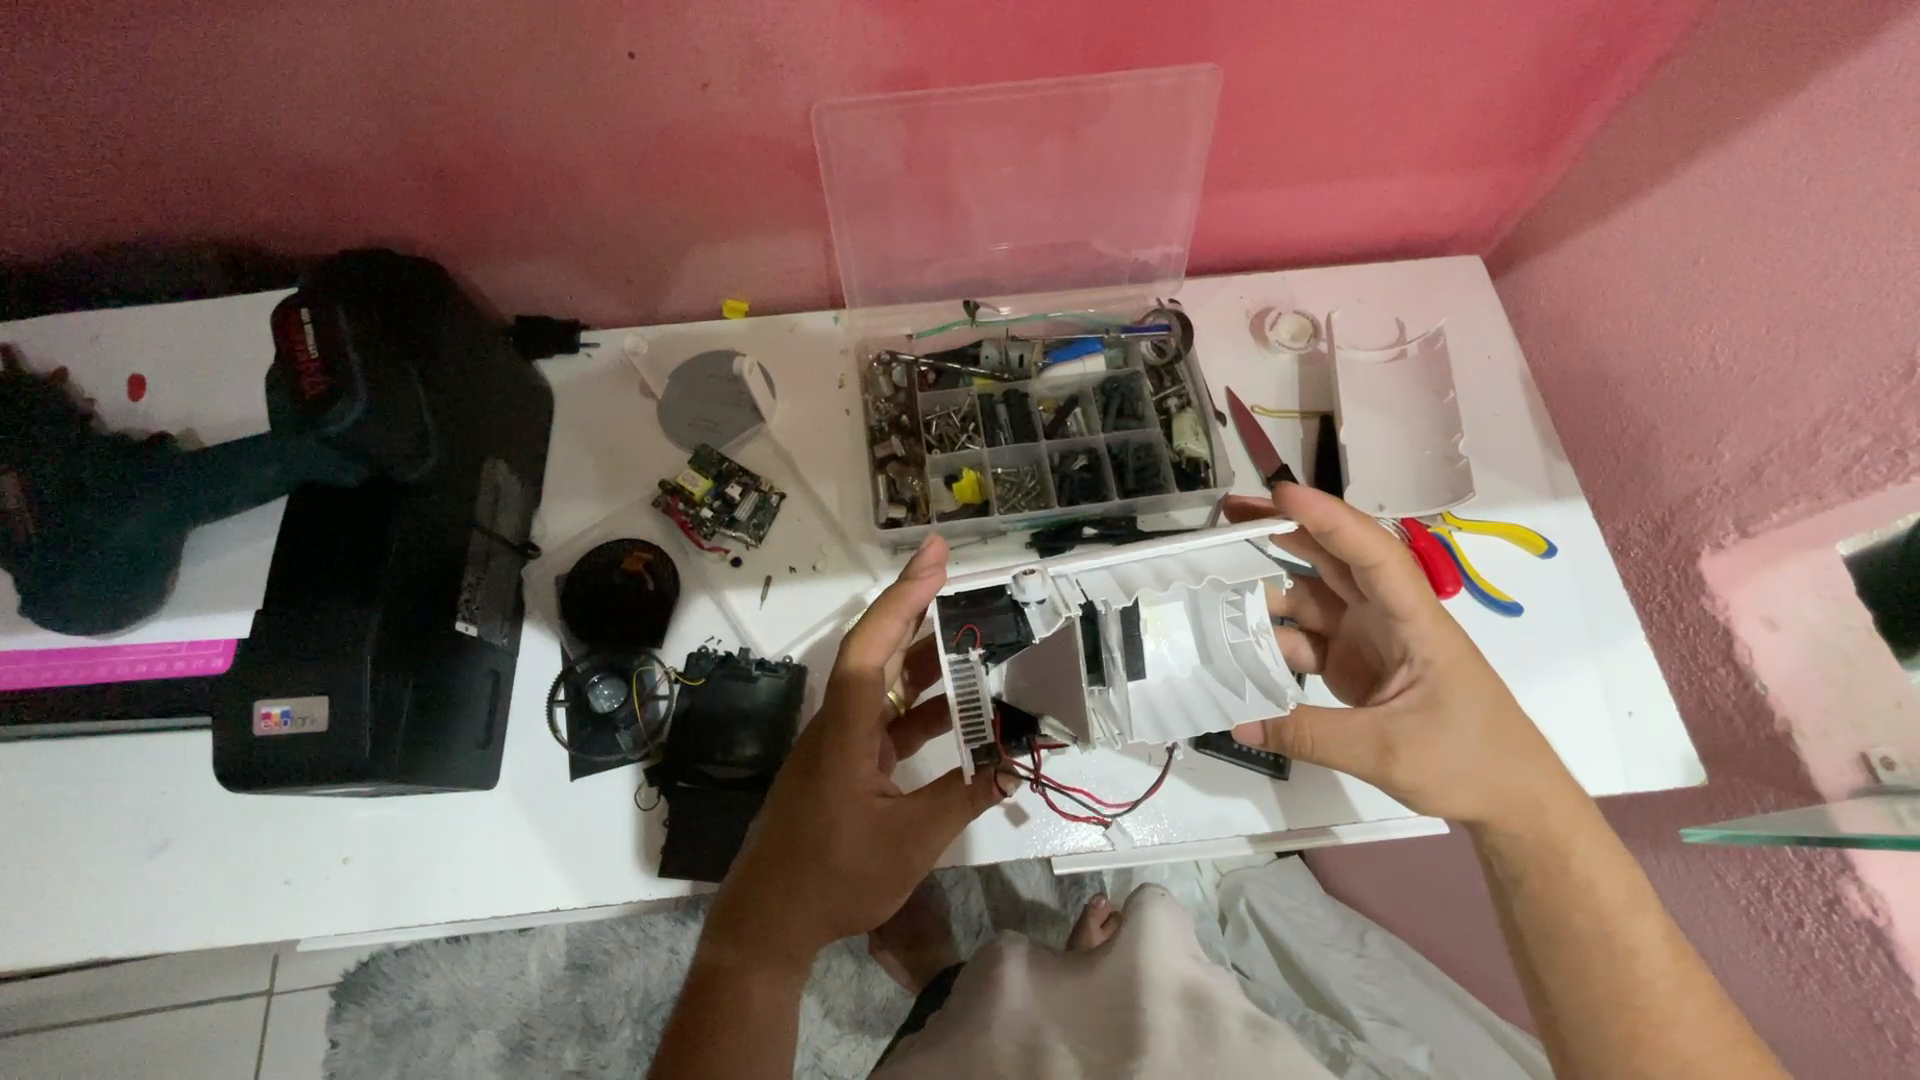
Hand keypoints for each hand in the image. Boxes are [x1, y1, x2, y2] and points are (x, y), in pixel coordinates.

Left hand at [702, 535, 1006, 972]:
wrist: (769, 922)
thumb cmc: (833, 879)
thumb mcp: (910, 842)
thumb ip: (964, 797)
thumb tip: (1016, 763)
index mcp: (846, 731)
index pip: (872, 647)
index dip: (903, 599)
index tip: (934, 560)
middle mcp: (839, 724)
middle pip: (878, 651)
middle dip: (915, 608)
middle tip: (955, 573)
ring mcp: (839, 745)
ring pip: (885, 687)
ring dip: (926, 662)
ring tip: (975, 640)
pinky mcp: (844, 766)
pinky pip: (887, 722)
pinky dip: (922, 712)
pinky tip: (959, 715)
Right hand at [1224, 483, 1580, 827]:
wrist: (1512, 801)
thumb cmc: (1471, 763)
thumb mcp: (1386, 752)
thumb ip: (1307, 734)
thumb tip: (1238, 723)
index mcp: (1415, 621)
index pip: (1372, 554)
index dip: (1327, 519)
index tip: (1279, 495)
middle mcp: (1390, 618)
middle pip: (1335, 560)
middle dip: (1285, 531)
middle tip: (1228, 516)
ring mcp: (1371, 641)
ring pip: (1314, 600)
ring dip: (1270, 594)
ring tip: (1215, 591)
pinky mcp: (1357, 666)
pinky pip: (1307, 641)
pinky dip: (1275, 642)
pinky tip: (1240, 649)